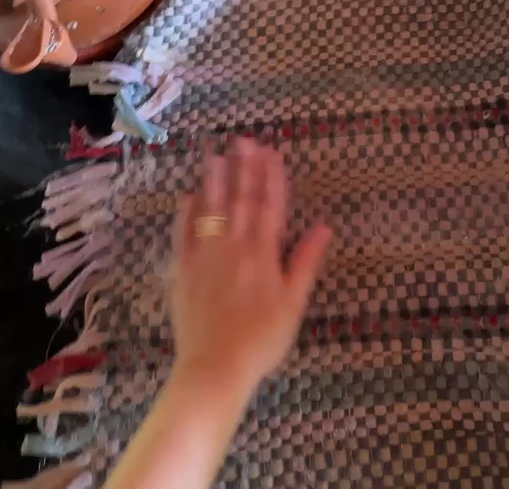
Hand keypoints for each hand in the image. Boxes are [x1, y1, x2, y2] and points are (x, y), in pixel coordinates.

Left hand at [170, 138, 333, 399]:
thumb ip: (306, 261)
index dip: (272, 176)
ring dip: (215, 179)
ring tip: (215, 154)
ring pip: (211, 208)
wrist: (215, 368)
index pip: (270, 204)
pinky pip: (184, 233)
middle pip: (241, 199)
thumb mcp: (293, 302)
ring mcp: (205, 255)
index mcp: (264, 251)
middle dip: (244, 167)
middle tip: (243, 140)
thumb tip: (324, 227)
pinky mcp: (183, 270)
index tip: (272, 151)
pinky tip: (188, 196)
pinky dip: (187, 213)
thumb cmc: (262, 338)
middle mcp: (234, 245)